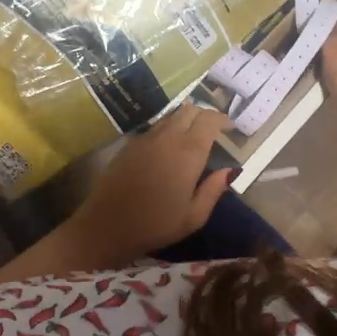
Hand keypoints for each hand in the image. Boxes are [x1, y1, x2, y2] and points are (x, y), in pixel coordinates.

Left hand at [69, 105, 234, 262]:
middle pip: (190, 110)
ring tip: (192, 137)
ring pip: (171, 115)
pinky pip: (155, 126)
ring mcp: (146, 138)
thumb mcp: (194, 217)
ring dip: (186, 120)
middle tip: (213, 131)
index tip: (230, 128)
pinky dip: (168, 128)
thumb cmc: (156, 225)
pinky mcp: (130, 144)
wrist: (107, 225)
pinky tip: (168, 148)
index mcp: (189, 152)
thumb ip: (214, 189)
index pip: (209, 119)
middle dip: (205, 115)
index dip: (222, 119)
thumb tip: (230, 171)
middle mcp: (168, 138)